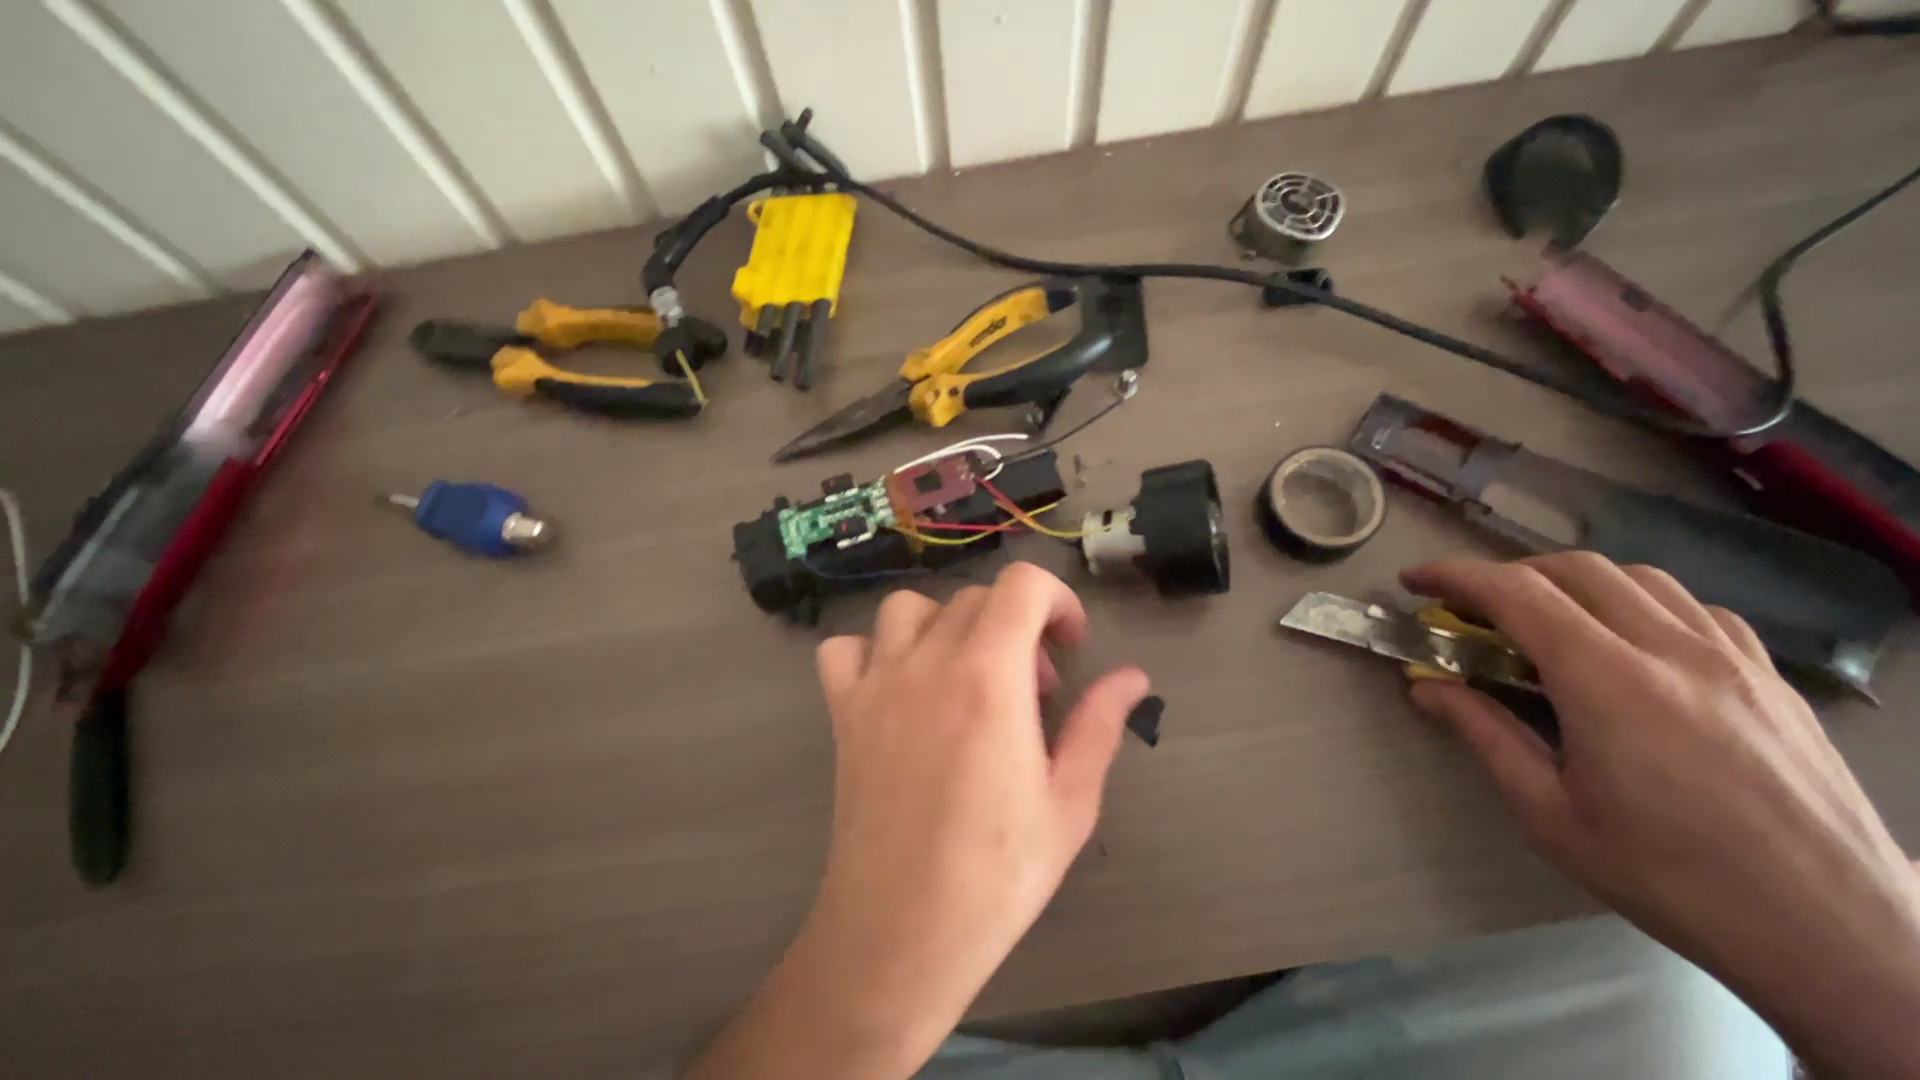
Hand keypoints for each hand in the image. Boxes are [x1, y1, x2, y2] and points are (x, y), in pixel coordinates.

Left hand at [687, 562, 1148, 1079]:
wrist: (900, 929)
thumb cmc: (996, 874)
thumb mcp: (1069, 803)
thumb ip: (1099, 725)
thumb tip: (1131, 677)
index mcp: (989, 677)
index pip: (1021, 585)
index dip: (1056, 600)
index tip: (1070, 647)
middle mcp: (927, 663)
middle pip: (974, 598)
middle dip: (1016, 627)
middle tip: (1035, 692)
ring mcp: (876, 685)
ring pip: (908, 609)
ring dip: (947, 627)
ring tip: (968, 679)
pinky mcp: (842, 713)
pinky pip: (845, 649)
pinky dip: (874, 652)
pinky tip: (901, 690)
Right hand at [1404, 553, 1919, 1078]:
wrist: (1831, 930)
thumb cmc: (1670, 878)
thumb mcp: (1551, 815)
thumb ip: (1486, 736)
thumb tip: (1428, 687)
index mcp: (1609, 682)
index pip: (1517, 594)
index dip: (1455, 577)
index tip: (1415, 582)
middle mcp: (1672, 649)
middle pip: (1575, 571)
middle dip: (1509, 576)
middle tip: (1474, 612)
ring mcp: (1733, 658)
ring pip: (1639, 578)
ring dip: (1575, 584)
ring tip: (1548, 622)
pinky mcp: (1771, 677)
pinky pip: (1696, 609)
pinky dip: (1642, 604)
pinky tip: (1633, 644)